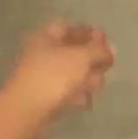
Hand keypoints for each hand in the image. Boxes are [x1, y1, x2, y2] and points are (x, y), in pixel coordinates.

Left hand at [0, 20, 114, 125]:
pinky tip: (81, 102)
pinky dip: (77, 94)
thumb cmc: (54, 76)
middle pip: (75, 51)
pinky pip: (68, 91)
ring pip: (74, 73)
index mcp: (47, 37)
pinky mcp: (46, 96)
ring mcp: (45, 76)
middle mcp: (44, 53)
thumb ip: (99, 50)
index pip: (72, 28)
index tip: (108, 45)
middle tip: (104, 69)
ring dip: (88, 79)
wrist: (26, 110)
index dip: (91, 33)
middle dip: (92, 60)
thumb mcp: (82, 57)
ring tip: (92, 88)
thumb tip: (110, 49)